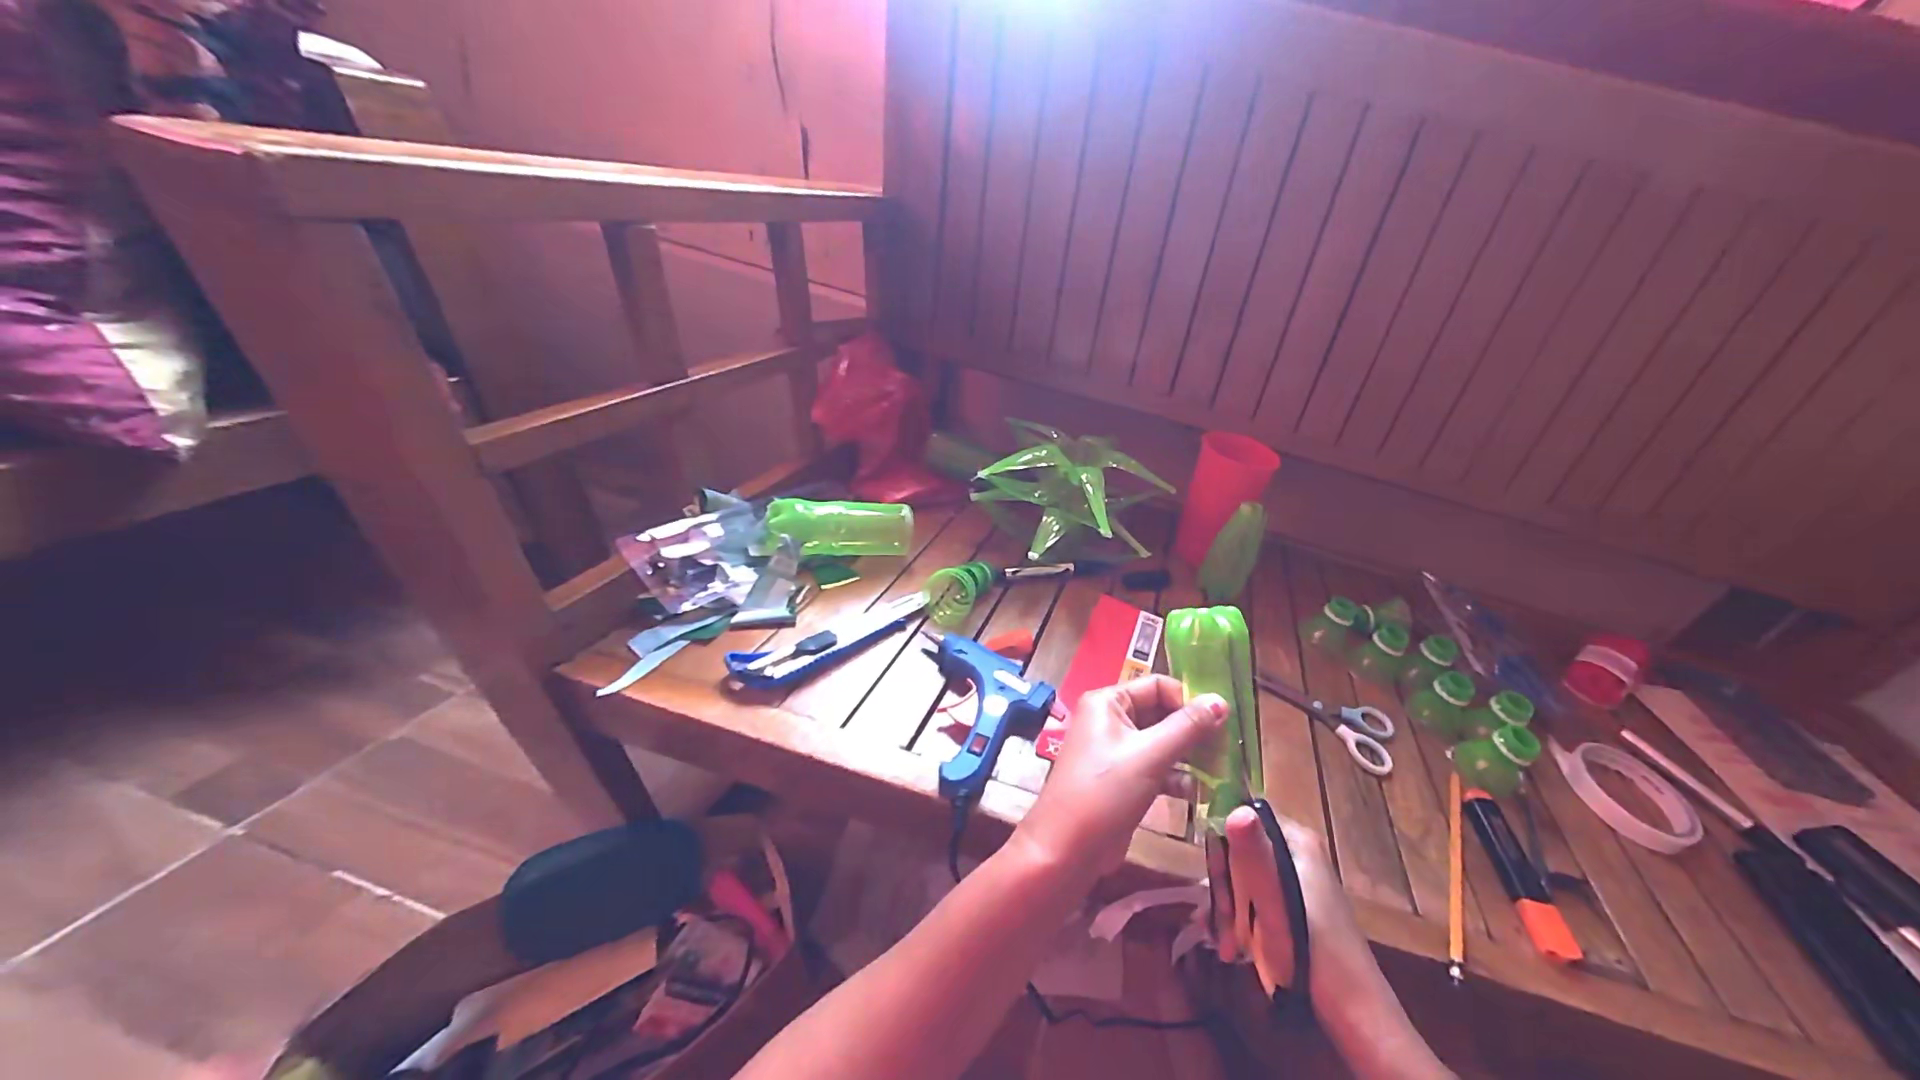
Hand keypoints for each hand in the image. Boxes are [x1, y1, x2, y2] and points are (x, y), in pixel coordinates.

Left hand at [1013, 675, 1225, 884]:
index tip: (1224, 723)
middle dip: (1194, 731)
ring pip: (1162, 743)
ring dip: (1190, 755)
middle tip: (1228, 750)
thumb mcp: (1150, 755)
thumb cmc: (1105, 792)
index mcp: (1108, 702)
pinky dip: (1176, 776)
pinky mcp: (1122, 779)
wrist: (1067, 848)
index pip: (1158, 686)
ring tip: (1220, 772)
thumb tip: (1221, 701)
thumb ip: (1187, 727)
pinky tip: (1199, 791)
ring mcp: (1115, 751)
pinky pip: (1156, 767)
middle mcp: (1110, 720)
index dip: (1189, 701)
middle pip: (1162, 713)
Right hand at [1221, 805, 1376, 1003]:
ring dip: (1226, 908)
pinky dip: (1236, 918)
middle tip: (1219, 923)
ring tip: (1224, 943)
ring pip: (1240, 876)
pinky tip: (1229, 945)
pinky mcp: (1290, 905)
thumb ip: (1253, 854)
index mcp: (1294, 841)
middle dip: (1223, 887)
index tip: (1210, 877)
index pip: (1241, 813)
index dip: (1219, 841)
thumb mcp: (1273, 901)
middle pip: (1238, 849)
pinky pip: (1251, 897)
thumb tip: (1235, 810)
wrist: (1352, 1011)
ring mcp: (1292, 879)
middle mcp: (1293, 852)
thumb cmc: (1310, 950)